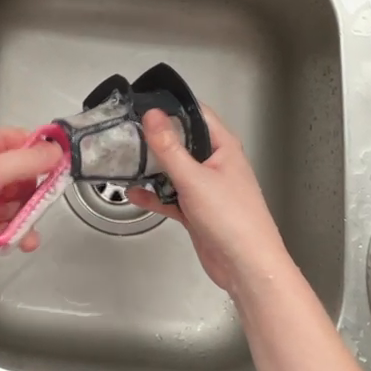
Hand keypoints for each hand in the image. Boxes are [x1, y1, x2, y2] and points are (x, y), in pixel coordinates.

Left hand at [0, 126, 64, 273]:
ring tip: (26, 229)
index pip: (22, 141)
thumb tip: (58, 151)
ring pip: (16, 203)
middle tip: (41, 204)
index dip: (42, 154)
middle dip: (34, 192)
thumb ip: (28, 162)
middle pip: (22, 175)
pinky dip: (14, 232)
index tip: (61, 168)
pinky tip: (21, 241)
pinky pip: (5, 224)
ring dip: (25, 217)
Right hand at [127, 107, 290, 292]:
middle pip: (182, 142)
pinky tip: (134, 193)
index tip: (142, 103)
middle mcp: (215, 164)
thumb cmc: (231, 218)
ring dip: (152, 168)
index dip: (171, 106)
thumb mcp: (194, 178)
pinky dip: (154, 194)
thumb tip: (152, 114)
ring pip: (174, 170)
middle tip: (125, 131)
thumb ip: (169, 147)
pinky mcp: (197, 210)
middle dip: (156, 138)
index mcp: (223, 147)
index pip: (197, 114)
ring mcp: (206, 188)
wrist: (246, 267)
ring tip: (124, 160)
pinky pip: (171, 196)